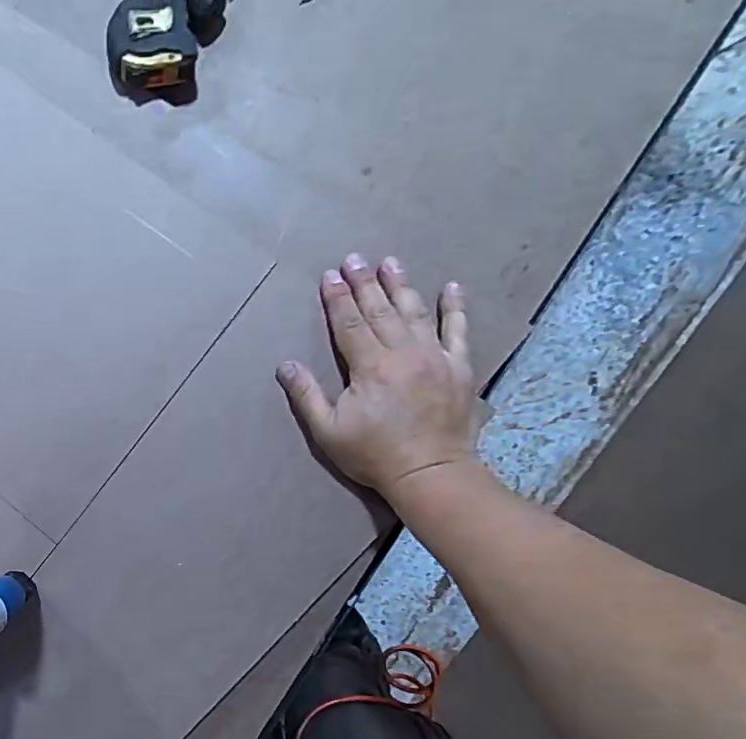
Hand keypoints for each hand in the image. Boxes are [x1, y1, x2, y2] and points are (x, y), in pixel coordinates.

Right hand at [276, 253, 476, 496]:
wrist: (429, 473)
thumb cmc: (372, 455)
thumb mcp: (328, 431)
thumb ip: (307, 395)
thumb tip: (285, 365)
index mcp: (370, 367)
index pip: (349, 323)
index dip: (337, 299)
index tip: (329, 275)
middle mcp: (403, 353)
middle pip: (380, 310)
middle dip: (365, 283)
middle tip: (355, 258)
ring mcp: (435, 357)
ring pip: (416, 312)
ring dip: (401, 285)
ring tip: (390, 262)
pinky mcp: (459, 367)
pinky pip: (458, 330)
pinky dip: (455, 307)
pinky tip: (450, 286)